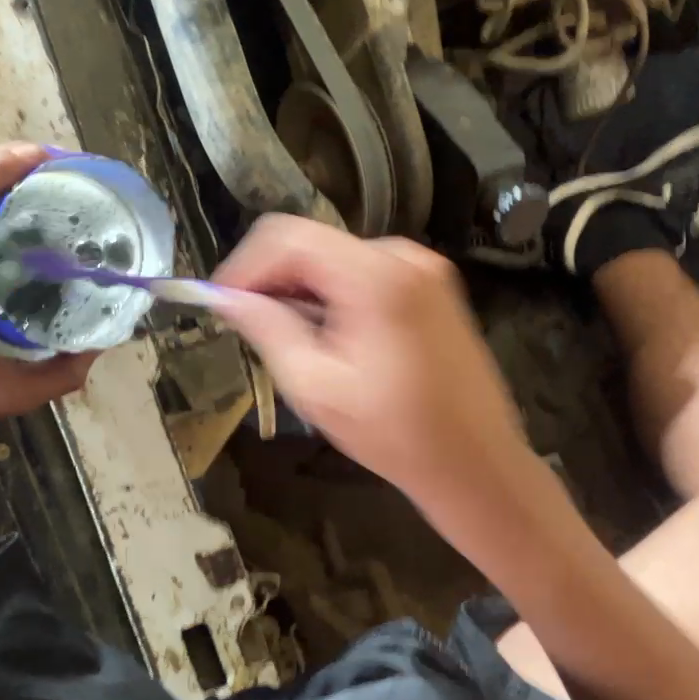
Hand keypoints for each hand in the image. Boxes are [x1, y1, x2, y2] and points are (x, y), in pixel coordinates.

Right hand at [211, 215, 530, 506]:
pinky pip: (364, 275)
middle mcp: (403, 256)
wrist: (476, 463)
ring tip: (294, 344)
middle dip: (273, 280)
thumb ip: (267, 329)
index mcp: (376, 275)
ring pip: (335, 259)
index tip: (223, 304)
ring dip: (303, 292)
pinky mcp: (431, 287)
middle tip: (251, 328)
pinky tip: (331, 341)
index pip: (287, 236)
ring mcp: (423, 269)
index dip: (245, 266)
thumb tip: (225, 297)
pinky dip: (334, 297)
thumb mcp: (316, 386)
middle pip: (312, 243)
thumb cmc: (394, 434)